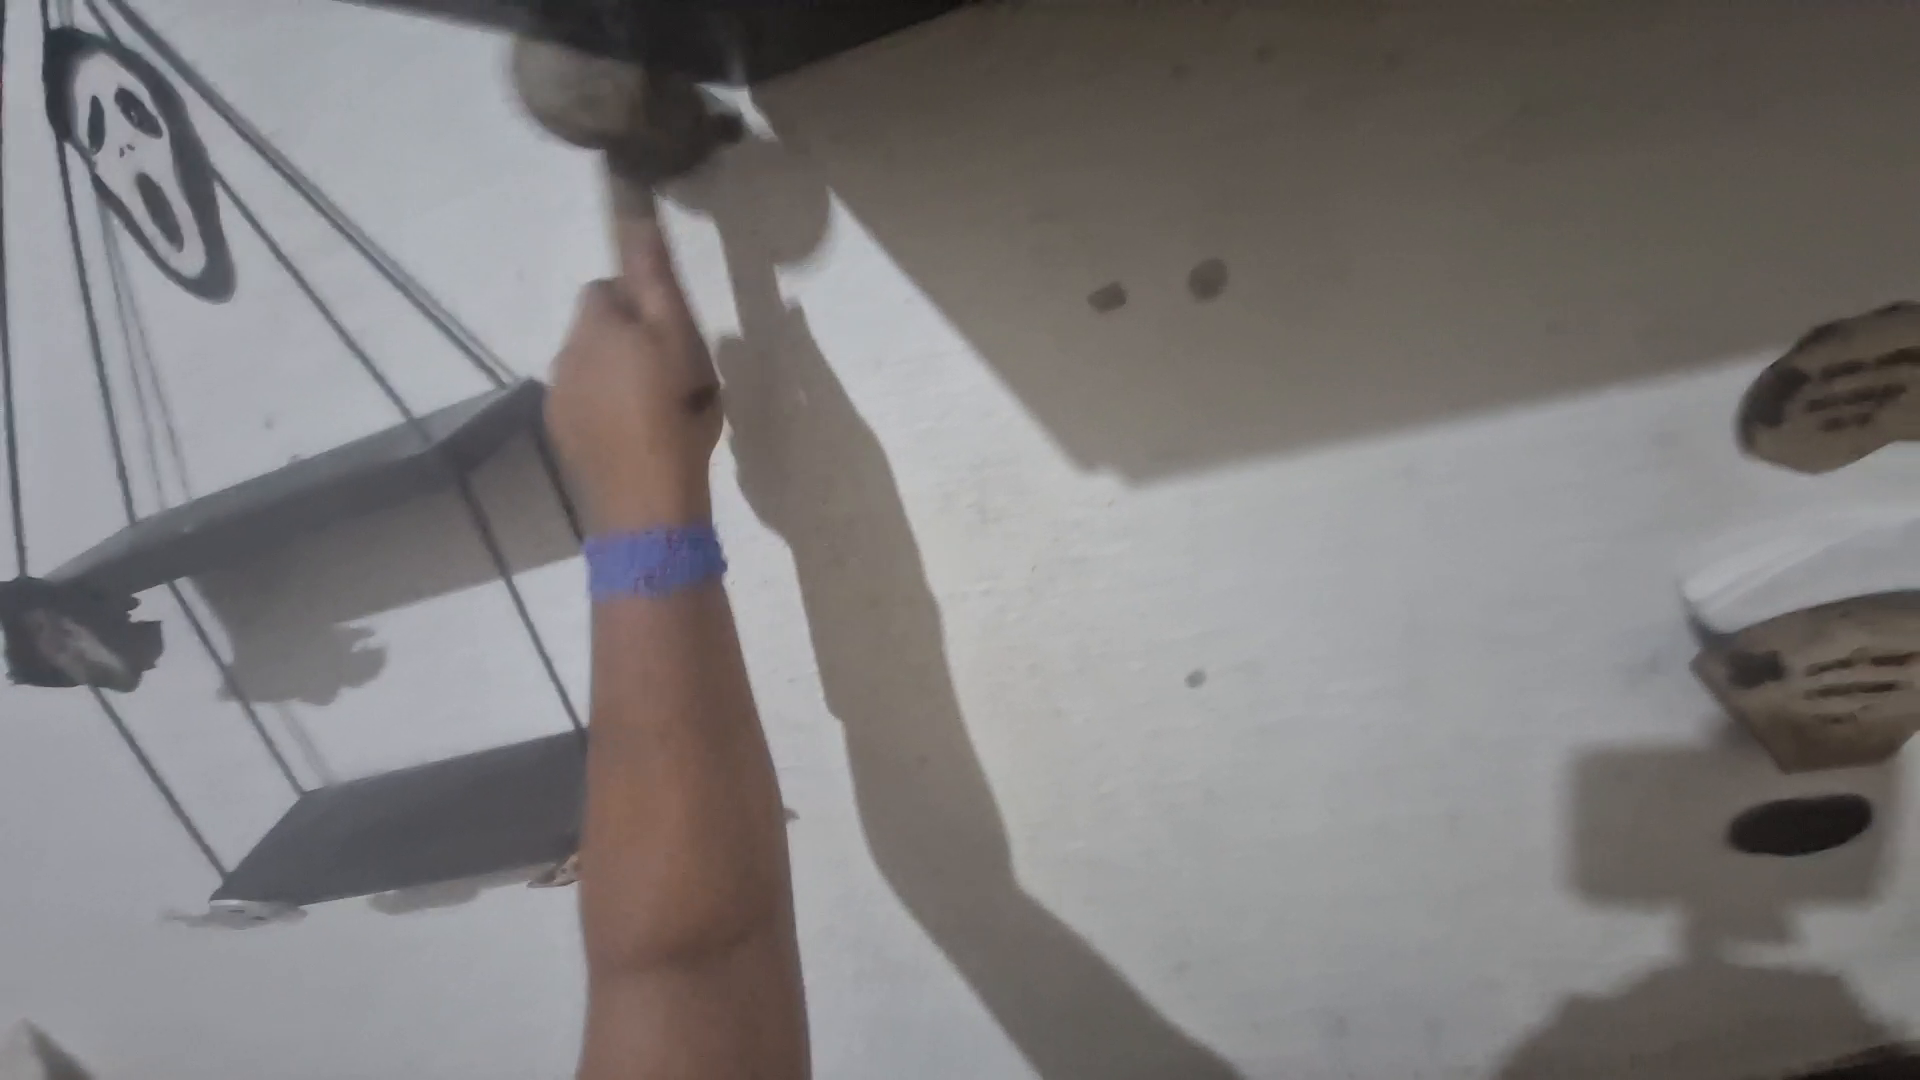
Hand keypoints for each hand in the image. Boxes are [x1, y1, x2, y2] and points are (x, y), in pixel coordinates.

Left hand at [546, 221, 722, 532]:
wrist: (646, 503)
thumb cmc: (673, 418)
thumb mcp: (679, 345)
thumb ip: (657, 283)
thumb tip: (637, 218)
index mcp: (596, 326)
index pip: (609, 286)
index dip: (644, 303)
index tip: (676, 336)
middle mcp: (565, 353)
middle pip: (598, 327)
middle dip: (632, 338)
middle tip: (677, 374)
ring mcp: (560, 397)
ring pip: (593, 366)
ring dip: (620, 374)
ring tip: (660, 408)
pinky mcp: (563, 433)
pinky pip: (587, 402)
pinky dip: (609, 407)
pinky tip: (638, 434)